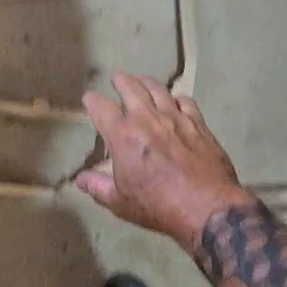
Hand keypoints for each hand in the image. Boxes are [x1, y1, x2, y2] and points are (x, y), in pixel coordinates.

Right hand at [76, 73, 254, 244]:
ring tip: (142, 80)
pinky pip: (185, 102)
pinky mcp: (198, 124)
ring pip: (158, 89)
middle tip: (117, 77)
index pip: (101, 108)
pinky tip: (175, 102)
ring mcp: (175, 118)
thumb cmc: (158, 206)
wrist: (207, 208)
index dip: (92, 101)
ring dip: (146, 82)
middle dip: (121, 80)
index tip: (89, 98)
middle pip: (131, 88)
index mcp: (123, 136)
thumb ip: (98, 187)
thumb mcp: (120, 202)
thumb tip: (80, 179)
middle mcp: (147, 119)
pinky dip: (176, 98)